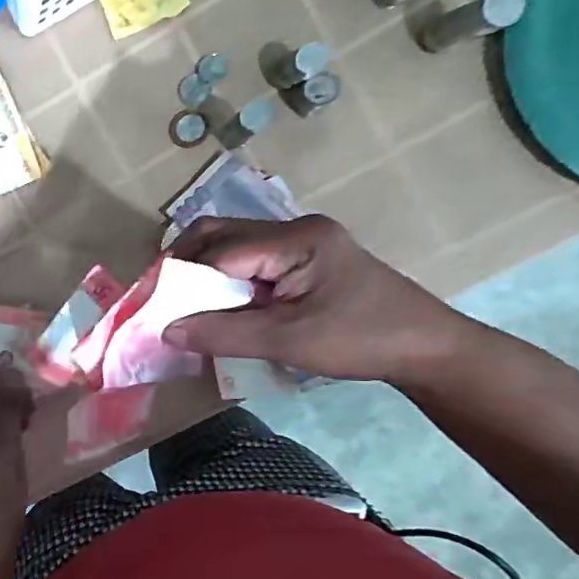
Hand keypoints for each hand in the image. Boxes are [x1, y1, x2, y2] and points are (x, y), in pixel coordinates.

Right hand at [163, 215, 477, 384]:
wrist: (427, 348)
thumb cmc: (361, 340)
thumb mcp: (287, 341)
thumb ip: (224, 333)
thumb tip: (166, 330)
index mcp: (295, 240)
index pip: (220, 251)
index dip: (181, 277)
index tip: (151, 304)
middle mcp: (295, 230)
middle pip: (221, 234)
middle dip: (185, 263)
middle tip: (160, 298)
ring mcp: (301, 243)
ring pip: (233, 246)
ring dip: (204, 272)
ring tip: (182, 305)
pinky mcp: (305, 261)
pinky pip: (251, 261)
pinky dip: (226, 280)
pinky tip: (217, 306)